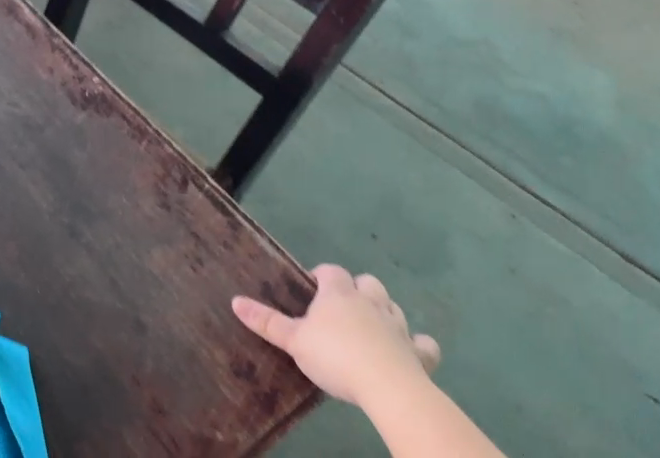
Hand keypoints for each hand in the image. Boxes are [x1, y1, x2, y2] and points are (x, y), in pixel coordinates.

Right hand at [232, 264, 441, 406]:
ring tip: (371, 326)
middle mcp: (371, 302)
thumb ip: (267, 321)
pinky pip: (424, 343)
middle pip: (368, 283)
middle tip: (343, 307)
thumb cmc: (335, 357)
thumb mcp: (294, 341)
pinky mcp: (419, 353)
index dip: (322, 276)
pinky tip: (411, 350)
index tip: (312, 288)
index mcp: (339, 294)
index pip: (331, 271)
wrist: (387, 387)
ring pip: (394, 306)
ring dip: (385, 311)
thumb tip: (235, 300)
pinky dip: (418, 344)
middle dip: (358, 289)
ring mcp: (398, 326)